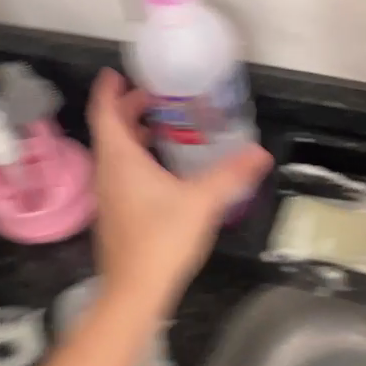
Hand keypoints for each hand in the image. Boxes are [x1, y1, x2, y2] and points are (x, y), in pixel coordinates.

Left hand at [86, 68, 271, 306]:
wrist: (135, 291)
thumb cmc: (162, 239)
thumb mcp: (203, 201)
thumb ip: (231, 174)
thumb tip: (260, 153)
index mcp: (121, 160)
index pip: (105, 114)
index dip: (109, 92)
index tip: (117, 74)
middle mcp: (108, 174)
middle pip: (110, 132)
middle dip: (128, 110)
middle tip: (152, 97)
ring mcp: (108, 196)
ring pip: (114, 154)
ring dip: (131, 136)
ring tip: (160, 127)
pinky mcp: (115, 215)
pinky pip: (120, 174)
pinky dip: (135, 159)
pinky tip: (161, 170)